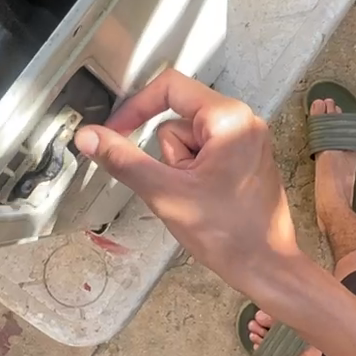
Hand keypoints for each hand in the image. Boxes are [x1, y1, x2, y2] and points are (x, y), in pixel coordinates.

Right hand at [74, 69, 306, 297]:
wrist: (266, 267)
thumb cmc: (229, 234)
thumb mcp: (165, 194)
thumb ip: (123, 160)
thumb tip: (89, 136)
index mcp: (229, 118)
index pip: (169, 88)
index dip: (135, 107)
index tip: (115, 131)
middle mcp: (244, 121)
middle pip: (178, 120)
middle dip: (170, 157)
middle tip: (184, 188)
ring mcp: (248, 140)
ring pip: (189, 141)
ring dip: (182, 169)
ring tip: (199, 199)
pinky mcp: (247, 159)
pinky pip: (206, 155)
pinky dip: (196, 175)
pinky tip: (208, 201)